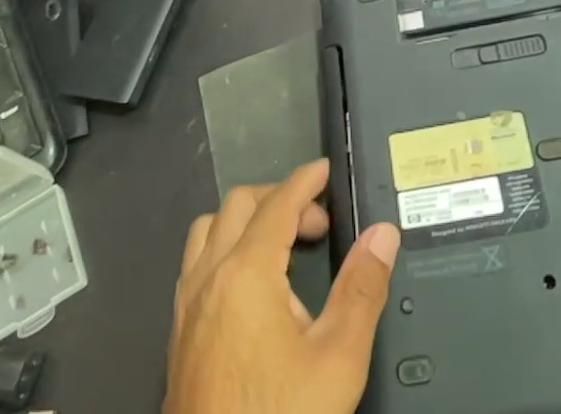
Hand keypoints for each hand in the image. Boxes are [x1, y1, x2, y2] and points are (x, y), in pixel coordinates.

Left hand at [165, 158, 401, 413]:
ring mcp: (186, 305)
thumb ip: (362, 289)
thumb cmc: (282, 412)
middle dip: (280, 199)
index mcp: (246, 274)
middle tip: (318, 224)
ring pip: (208, 231)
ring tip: (283, 246)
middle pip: (237, 206)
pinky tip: (251, 284)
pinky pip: (196, 263)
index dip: (304, 181)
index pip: (277, 205)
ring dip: (245, 221)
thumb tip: (381, 234)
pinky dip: (224, 248)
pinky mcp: (178, 331)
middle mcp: (208, 278)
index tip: (324, 170)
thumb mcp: (338, 356)